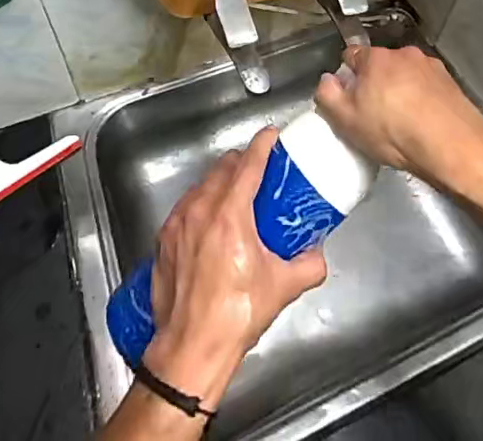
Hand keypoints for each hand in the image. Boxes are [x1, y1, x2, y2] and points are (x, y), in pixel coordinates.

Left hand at [142, 127, 327, 406]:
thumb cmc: (235, 315)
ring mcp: (178, 223)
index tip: (271, 134)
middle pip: (222, 168)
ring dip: (220, 182)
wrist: (191, 347)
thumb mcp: (281, 288)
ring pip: (201, 185)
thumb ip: (308, 266)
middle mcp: (200, 210)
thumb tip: (318, 255)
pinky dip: (201, 203)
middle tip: (259, 169)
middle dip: (242, 162)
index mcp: (230, 215)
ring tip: (236, 193)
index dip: (262, 145)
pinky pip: (185, 206)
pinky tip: (211, 220)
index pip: (248, 165)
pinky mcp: (164, 238)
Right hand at [314, 44, 482, 182]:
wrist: (455, 148)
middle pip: (380, 66)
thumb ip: (327, 95)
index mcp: (375, 58)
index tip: (350, 100)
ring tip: (403, 124)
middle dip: (375, 84)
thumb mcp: (346, 121)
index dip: (347, 77)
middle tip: (374, 116)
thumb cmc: (395, 133)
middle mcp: (403, 54)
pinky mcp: (451, 83)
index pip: (351, 55)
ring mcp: (431, 67)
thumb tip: (327, 80)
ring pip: (405, 76)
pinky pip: (427, 88)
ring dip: (401, 91)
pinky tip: (425, 125)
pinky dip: (423, 100)